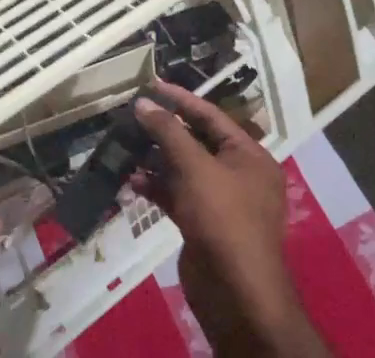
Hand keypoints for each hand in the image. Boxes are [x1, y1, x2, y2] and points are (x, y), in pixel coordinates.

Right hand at [134, 83, 327, 356]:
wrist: (234, 291)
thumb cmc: (222, 218)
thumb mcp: (194, 166)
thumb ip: (167, 131)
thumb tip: (143, 103)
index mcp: (249, 156)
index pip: (211, 116)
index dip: (180, 99)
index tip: (150, 84)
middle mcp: (238, 175)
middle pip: (196, 141)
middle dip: (163, 130)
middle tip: (131, 116)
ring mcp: (220, 201)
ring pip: (183, 169)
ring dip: (155, 159)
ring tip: (125, 147)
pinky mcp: (203, 223)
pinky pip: (177, 194)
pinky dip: (156, 186)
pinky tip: (132, 181)